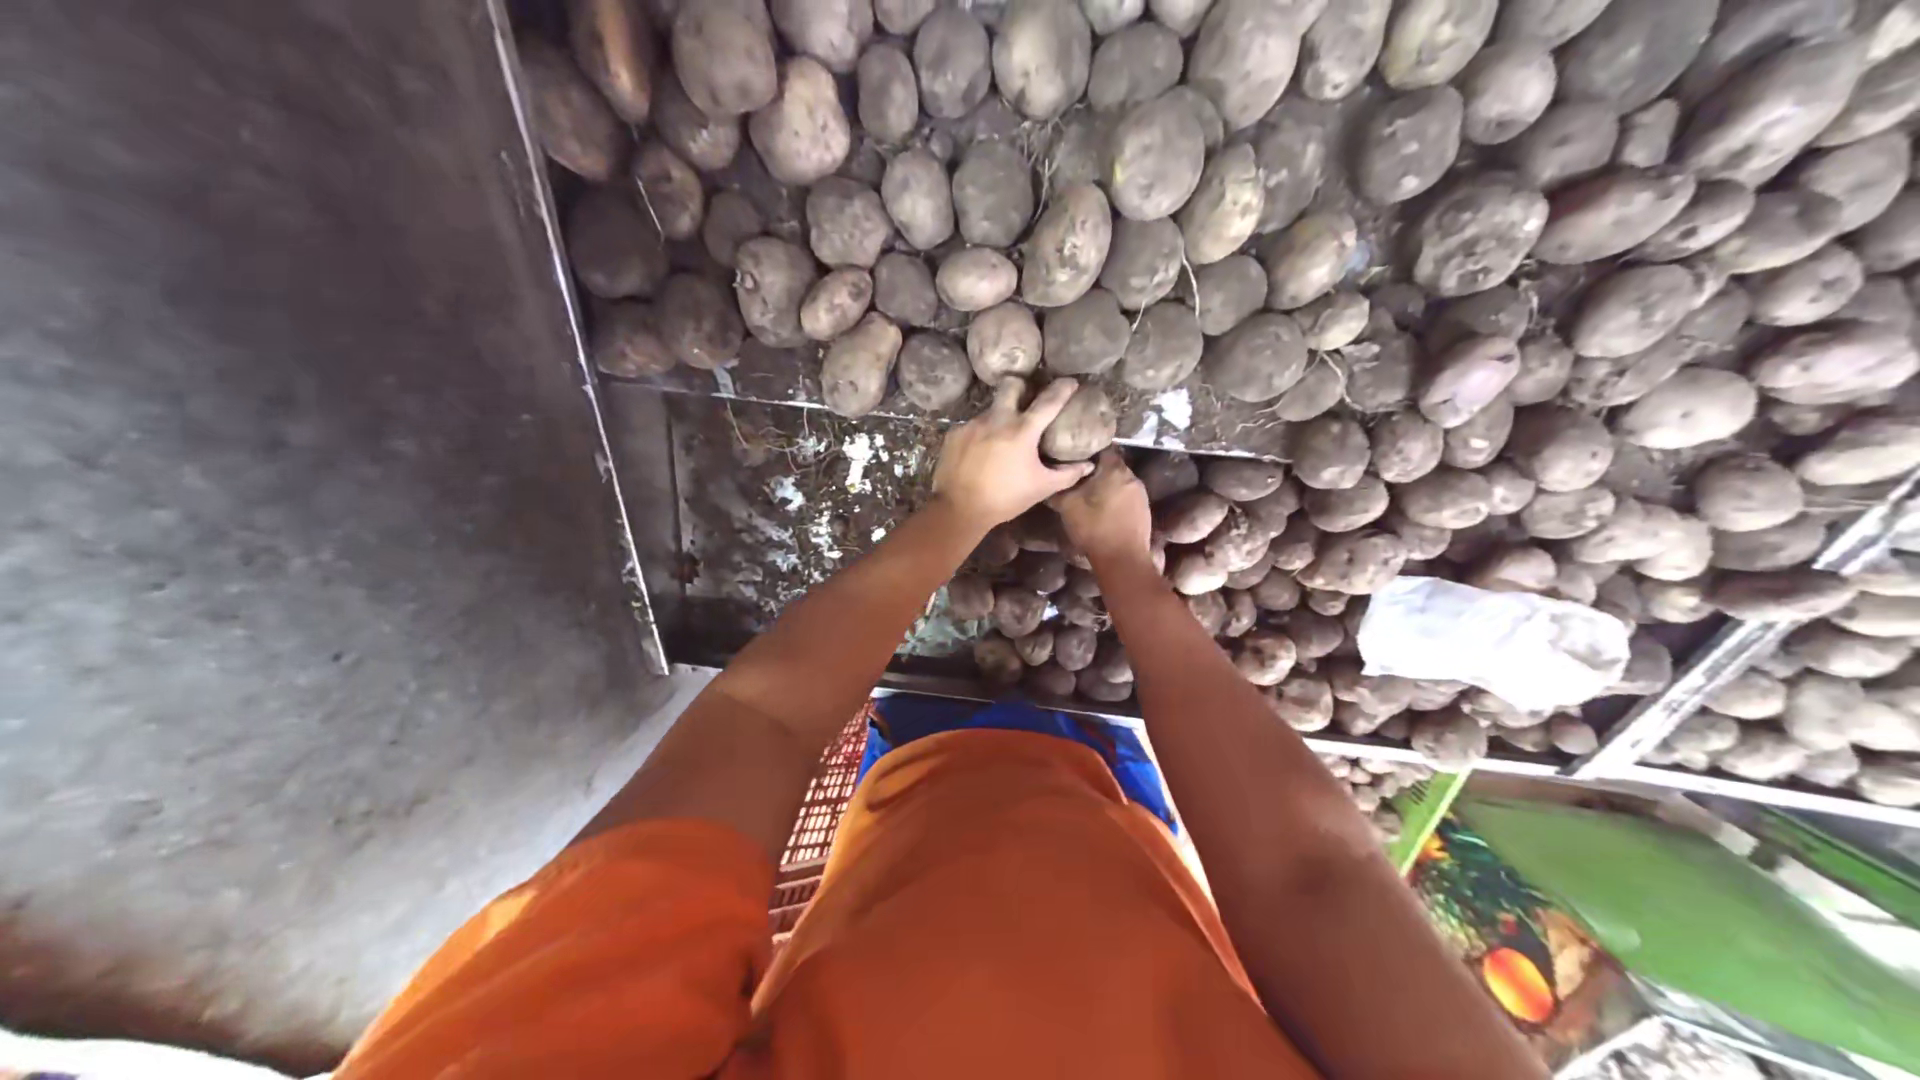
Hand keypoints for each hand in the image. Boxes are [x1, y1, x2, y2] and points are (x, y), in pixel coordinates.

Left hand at [931, 379, 1095, 531]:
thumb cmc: (1005, 498)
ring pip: (990, 409)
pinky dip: (981, 434)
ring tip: (1002, 436)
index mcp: (1022, 430)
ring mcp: (972, 424)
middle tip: (1026, 399)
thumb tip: (1088, 465)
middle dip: (1020, 387)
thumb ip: (1067, 474)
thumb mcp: (1041, 487)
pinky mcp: (954, 433)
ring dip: (1000, 417)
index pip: (1048, 402)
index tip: (1070, 382)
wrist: (959, 509)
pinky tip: (982, 451)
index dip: (1062, 389)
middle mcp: (996, 419)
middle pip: (1011, 386)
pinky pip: (972, 426)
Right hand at [1051, 448, 1152, 568]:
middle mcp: (1132, 476)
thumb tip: (1052, 478)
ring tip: (1089, 493)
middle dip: (1096, 469)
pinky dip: (1115, 497)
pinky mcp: (1144, 509)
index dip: (1088, 449)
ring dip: (1106, 484)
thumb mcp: (1067, 506)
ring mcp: (1141, 494)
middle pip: (1112, 464)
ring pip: (1120, 480)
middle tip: (1078, 475)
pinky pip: (1126, 495)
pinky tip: (1103, 508)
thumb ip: (1060, 487)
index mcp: (1115, 469)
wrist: (1122, 559)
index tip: (1074, 454)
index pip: (1102, 447)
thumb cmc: (1094, 528)